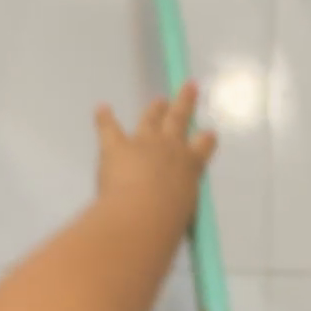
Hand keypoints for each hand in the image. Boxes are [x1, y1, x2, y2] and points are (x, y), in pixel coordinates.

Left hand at [95, 84, 217, 227]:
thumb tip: (174, 209)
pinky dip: (104, 118)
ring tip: (159, 99)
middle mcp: (170, 148)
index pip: (203, 147)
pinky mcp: (116, 146)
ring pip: (150, 119)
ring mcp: (143, 143)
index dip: (206, 139)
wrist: (140, 216)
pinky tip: (101, 108)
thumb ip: (179, 204)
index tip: (209, 132)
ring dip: (154, 109)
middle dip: (185, 103)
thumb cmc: (167, 223)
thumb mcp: (183, 213)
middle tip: (188, 86)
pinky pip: (109, 128)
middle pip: (179, 119)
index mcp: (190, 166)